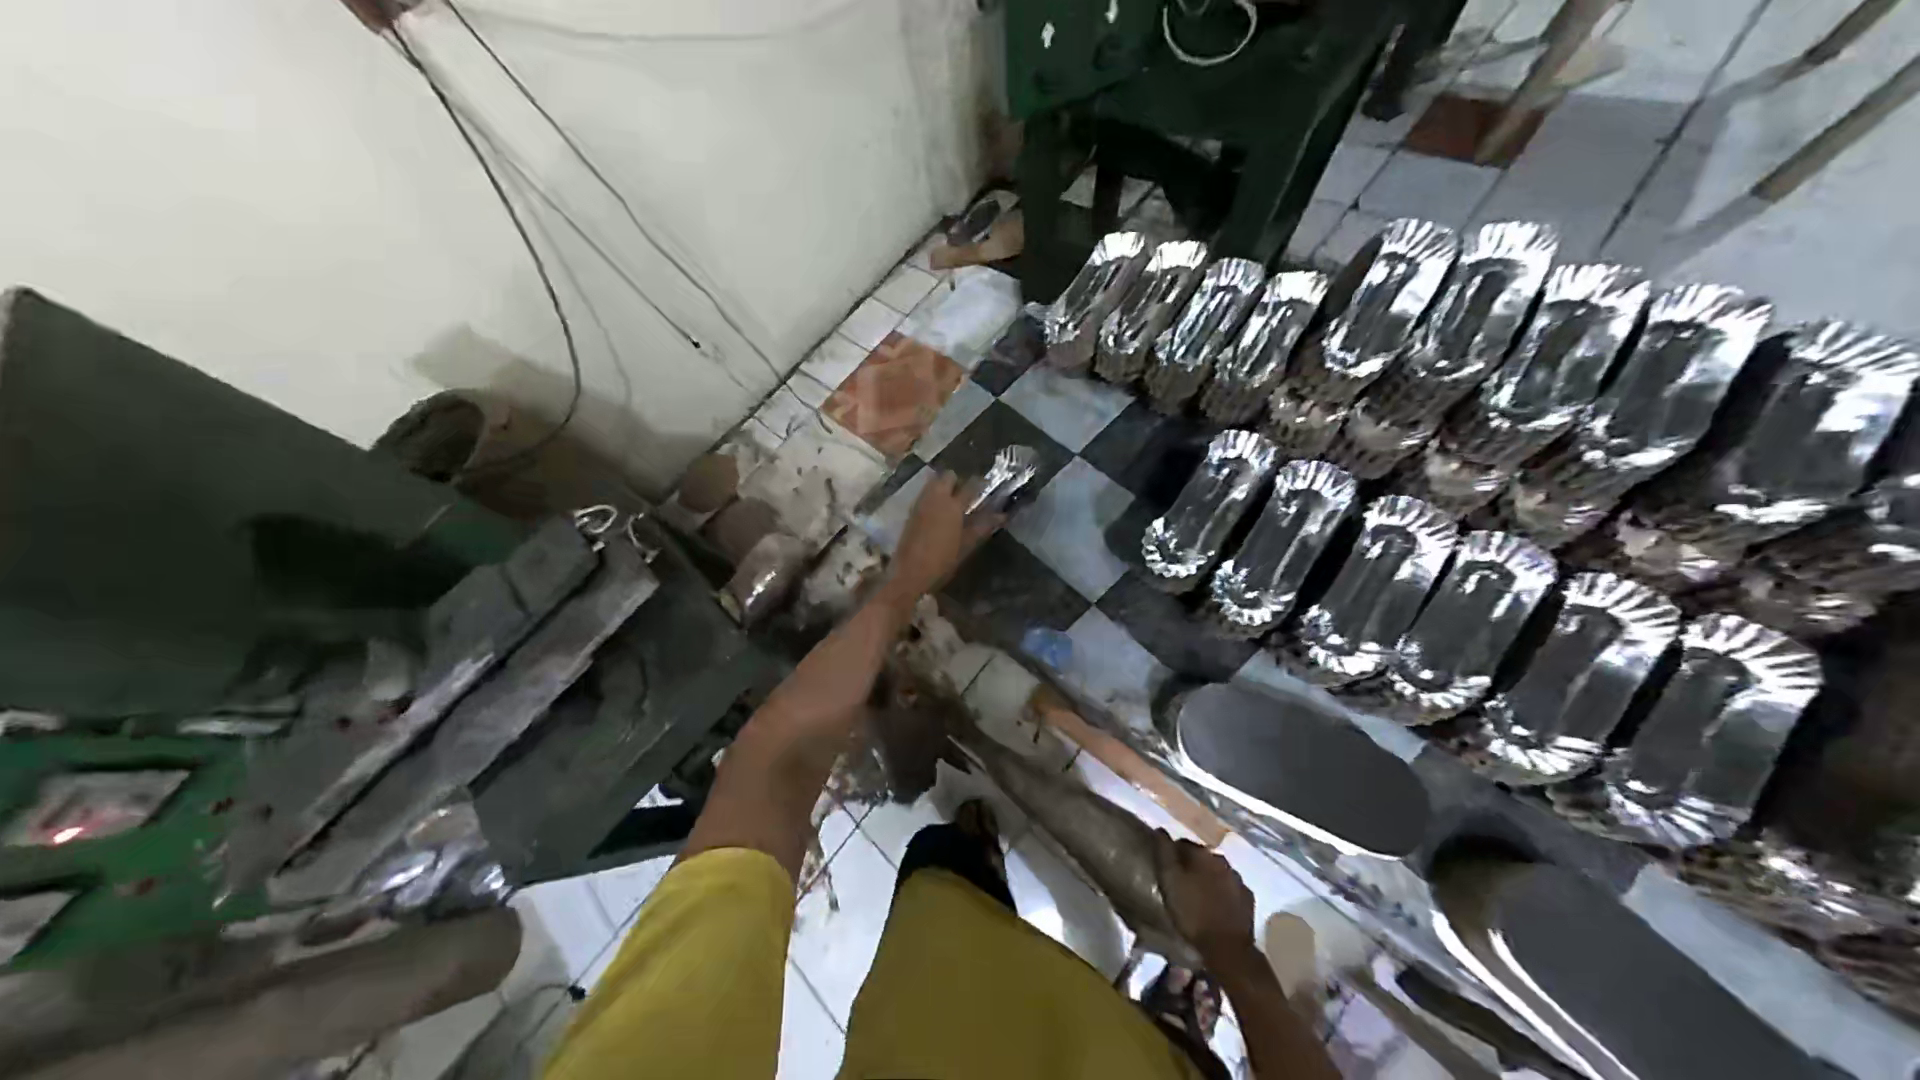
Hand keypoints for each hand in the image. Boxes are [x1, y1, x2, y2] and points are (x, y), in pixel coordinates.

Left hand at [888, 471, 1001, 596]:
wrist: (909, 572)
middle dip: (958, 480)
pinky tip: (938, 510)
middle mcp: (936, 498)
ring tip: (952, 501)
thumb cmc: (942, 560)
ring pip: (934, 482)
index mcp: (953, 506)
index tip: (987, 485)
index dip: (980, 483)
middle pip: (948, 476)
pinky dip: (933, 494)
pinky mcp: (911, 511)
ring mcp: (921, 503)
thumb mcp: (966, 545)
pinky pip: (925, 493)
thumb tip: (1002, 515)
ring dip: (944, 485)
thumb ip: (983, 527)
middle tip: (967, 493)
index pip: (970, 485)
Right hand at [1155, 830, 1257, 964]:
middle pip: (1201, 856)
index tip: (1165, 867)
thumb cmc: (1192, 913)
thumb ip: (1164, 853)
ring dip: (1208, 877)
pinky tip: (1217, 905)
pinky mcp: (1248, 898)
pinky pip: (1231, 888)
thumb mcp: (1169, 881)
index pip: (1182, 843)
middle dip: (1191, 864)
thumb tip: (1161, 829)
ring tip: (1198, 894)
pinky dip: (1223, 892)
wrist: (1227, 948)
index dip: (1171, 853)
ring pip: (1217, 871)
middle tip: (1180, 882)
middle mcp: (1222, 860)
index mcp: (1201, 853)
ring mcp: (1238, 879)